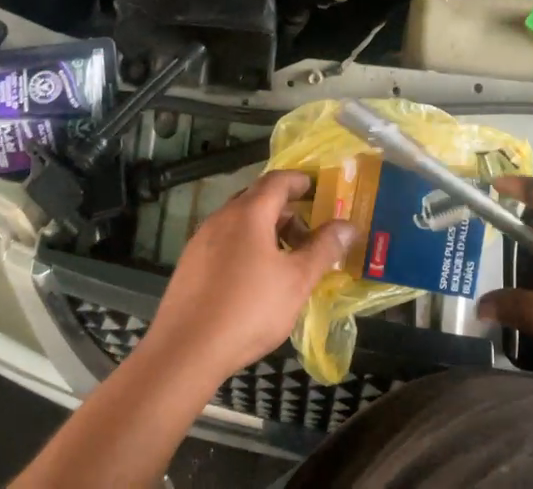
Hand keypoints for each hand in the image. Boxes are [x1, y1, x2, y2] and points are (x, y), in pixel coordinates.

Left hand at [139, 169, 356, 382]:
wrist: (185, 351)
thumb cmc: (248, 310)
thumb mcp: (297, 281)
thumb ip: (323, 249)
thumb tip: (347, 226)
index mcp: (249, 213)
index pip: (277, 181)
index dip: (300, 181)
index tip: (318, 188)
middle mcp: (222, 218)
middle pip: (258, 200)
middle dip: (286, 211)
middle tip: (309, 234)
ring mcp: (201, 241)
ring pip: (240, 223)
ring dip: (266, 232)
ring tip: (286, 262)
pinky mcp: (190, 265)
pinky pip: (225, 242)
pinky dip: (246, 247)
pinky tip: (255, 280)